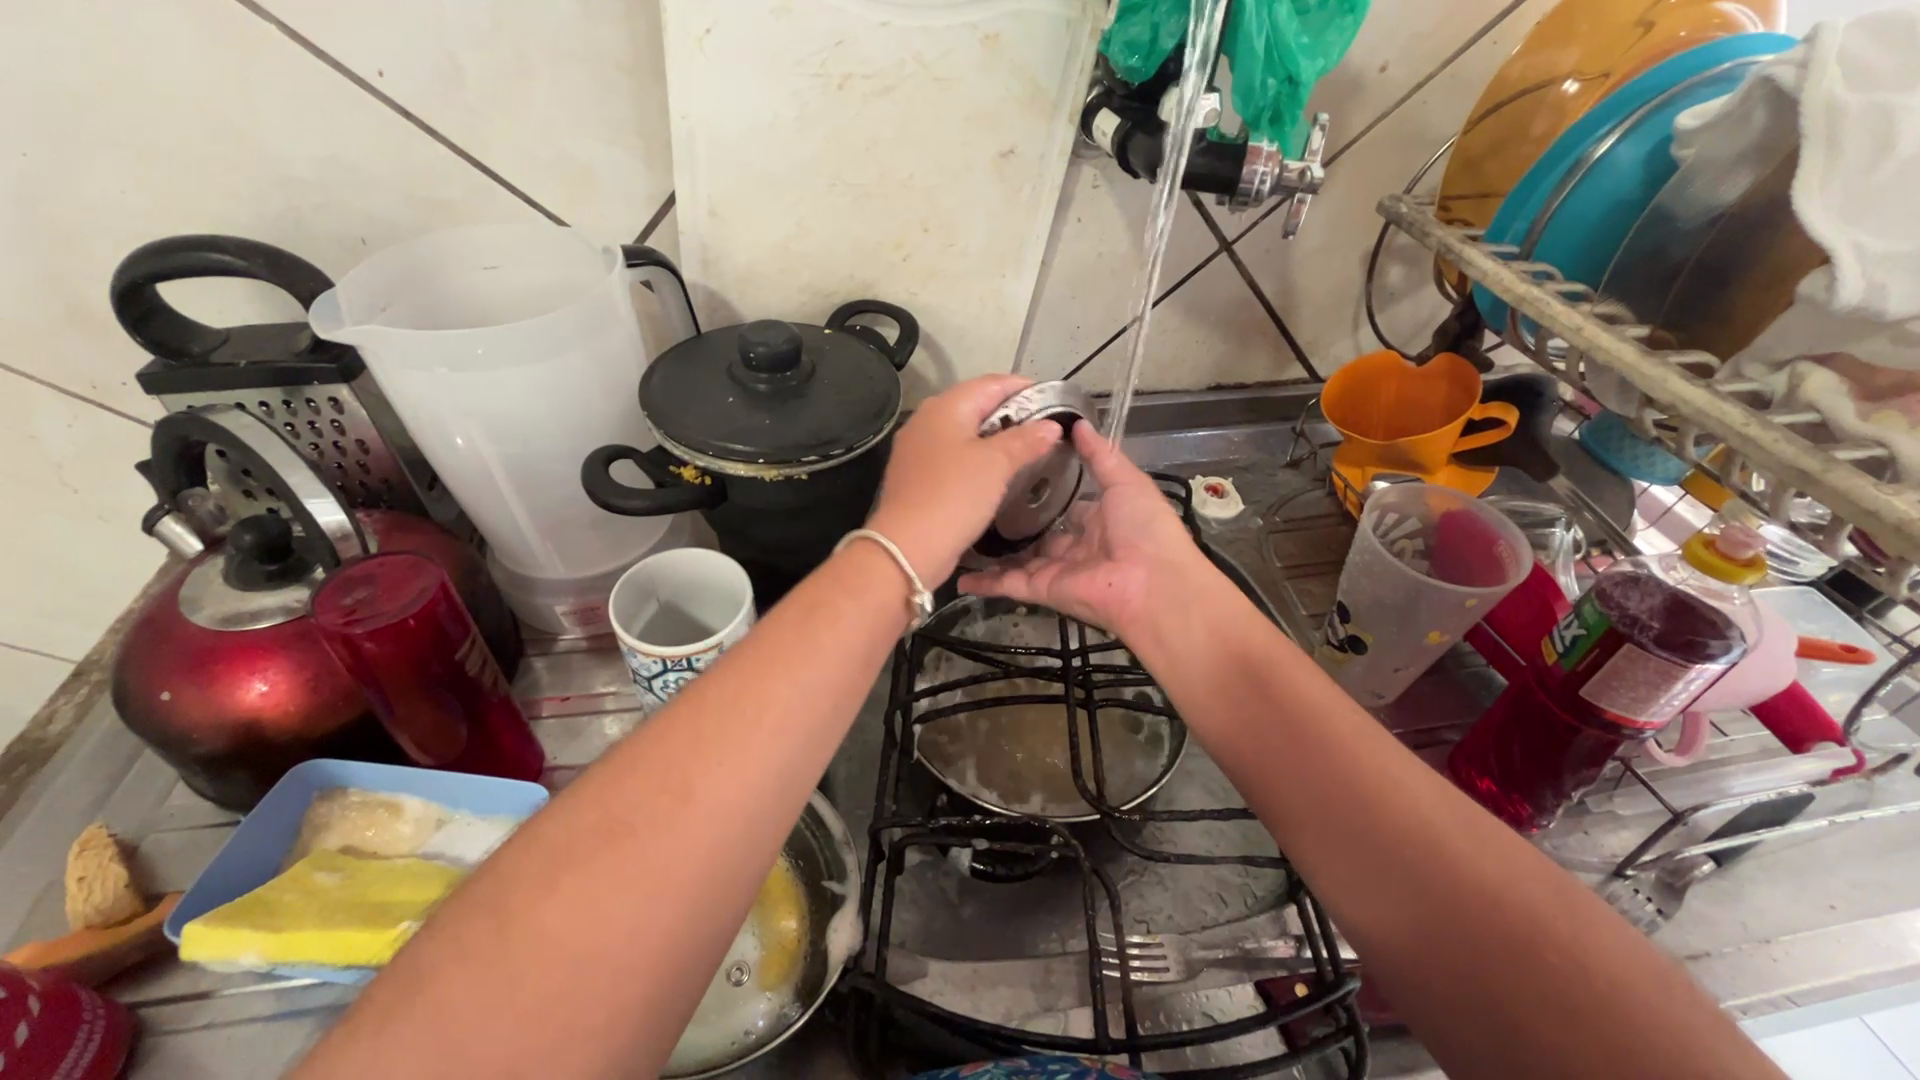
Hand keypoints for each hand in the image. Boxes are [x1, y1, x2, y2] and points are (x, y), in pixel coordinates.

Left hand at [866, 375, 1061, 585]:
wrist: (907, 548)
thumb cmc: (954, 496)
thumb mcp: (996, 464)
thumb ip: (1025, 440)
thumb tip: (1051, 426)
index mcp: (945, 406)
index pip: (992, 383)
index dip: (1025, 389)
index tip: (1054, 402)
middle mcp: (926, 420)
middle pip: (975, 405)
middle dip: (1010, 413)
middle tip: (1042, 429)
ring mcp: (917, 449)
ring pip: (963, 432)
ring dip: (993, 438)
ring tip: (1025, 451)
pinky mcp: (915, 476)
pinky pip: (952, 456)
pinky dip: (975, 458)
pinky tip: (993, 474)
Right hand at [958, 421, 1210, 637]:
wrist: (1154, 585)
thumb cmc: (1146, 529)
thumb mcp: (1126, 482)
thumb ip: (1099, 455)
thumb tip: (1078, 423)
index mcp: (1101, 521)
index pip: (1069, 508)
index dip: (1046, 495)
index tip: (1015, 477)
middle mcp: (1078, 547)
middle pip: (1040, 536)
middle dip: (1014, 525)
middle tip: (978, 503)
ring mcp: (1058, 571)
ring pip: (1019, 561)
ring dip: (994, 554)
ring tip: (961, 535)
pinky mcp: (1044, 591)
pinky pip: (1010, 584)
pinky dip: (985, 583)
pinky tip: (959, 575)